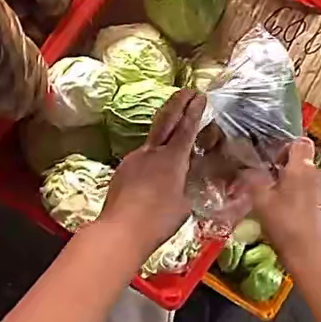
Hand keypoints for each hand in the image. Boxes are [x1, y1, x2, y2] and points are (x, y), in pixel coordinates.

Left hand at [98, 88, 206, 249]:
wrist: (120, 231)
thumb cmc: (159, 221)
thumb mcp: (186, 204)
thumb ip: (189, 184)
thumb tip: (189, 175)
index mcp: (172, 159)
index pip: (186, 127)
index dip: (194, 110)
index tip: (200, 95)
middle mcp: (152, 153)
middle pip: (165, 120)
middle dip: (178, 103)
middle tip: (187, 90)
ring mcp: (134, 160)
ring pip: (152, 141)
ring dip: (164, 132)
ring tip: (174, 133)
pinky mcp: (122, 171)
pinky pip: (142, 158)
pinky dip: (153, 156)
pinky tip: (155, 170)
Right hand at [243, 138, 320, 268]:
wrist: (316, 257)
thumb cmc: (286, 226)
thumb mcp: (261, 202)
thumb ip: (252, 180)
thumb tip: (247, 169)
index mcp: (302, 168)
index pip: (299, 143)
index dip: (285, 148)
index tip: (273, 164)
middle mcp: (320, 175)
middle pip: (303, 165)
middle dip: (288, 174)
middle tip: (271, 192)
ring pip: (311, 183)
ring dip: (298, 190)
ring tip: (283, 210)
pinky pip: (318, 199)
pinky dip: (307, 204)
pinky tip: (297, 222)